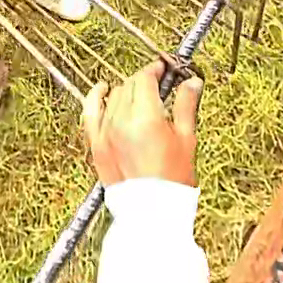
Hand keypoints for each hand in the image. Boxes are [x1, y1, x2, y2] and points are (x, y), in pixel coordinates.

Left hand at [83, 60, 203, 186]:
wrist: (152, 214)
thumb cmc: (173, 180)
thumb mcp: (186, 139)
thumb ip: (186, 105)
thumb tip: (192, 81)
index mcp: (146, 119)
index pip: (145, 78)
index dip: (155, 69)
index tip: (164, 68)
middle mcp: (121, 122)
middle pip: (130, 85)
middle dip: (145, 81)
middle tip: (159, 84)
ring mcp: (105, 132)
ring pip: (114, 96)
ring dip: (128, 91)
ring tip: (142, 98)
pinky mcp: (96, 144)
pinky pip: (90, 111)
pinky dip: (96, 97)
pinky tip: (103, 89)